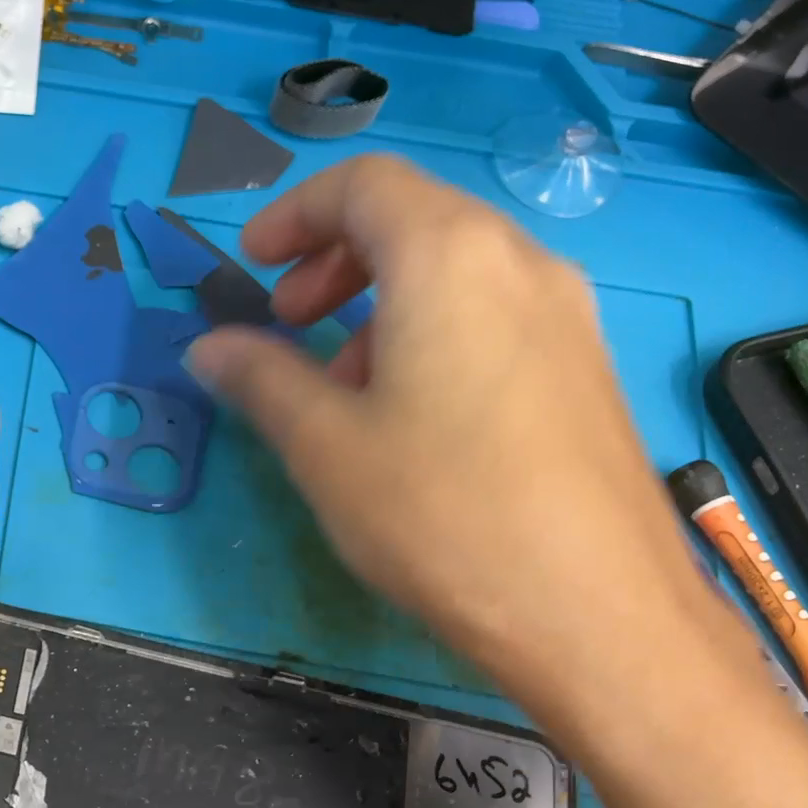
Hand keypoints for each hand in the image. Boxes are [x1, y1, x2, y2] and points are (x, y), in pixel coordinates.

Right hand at [183, 155, 702, 686]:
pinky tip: (403, 407)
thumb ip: (256, 374)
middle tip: (284, 318)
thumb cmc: (438, 511)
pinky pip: (490, 308)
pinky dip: (425, 323)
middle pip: (410, 215)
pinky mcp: (582, 366)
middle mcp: (519, 265)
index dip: (292, 213)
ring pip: (452, 263)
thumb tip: (207, 346)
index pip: (363, 185)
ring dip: (374, 294)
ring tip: (338, 374)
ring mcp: (564, 315)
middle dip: (330, 255)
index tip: (249, 265)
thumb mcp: (320, 440)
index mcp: (449, 260)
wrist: (599, 622)